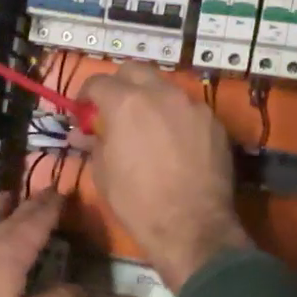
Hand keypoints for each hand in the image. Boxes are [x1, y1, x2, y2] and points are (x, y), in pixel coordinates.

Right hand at [72, 63, 250, 288]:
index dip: (85, 96)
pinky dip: (176, 117)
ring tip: (146, 125)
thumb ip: (94, 143)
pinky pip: (188, 109)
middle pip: (135, 70)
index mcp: (126, 103)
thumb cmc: (137, 201)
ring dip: (150, 98)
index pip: (98, 82)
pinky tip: (174, 142)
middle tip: (113, 108)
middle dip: (119, 84)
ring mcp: (192, 105)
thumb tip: (83, 133)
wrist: (191, 226)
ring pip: (165, 87)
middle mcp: (161, 93)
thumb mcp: (103, 172)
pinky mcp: (214, 123)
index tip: (82, 112)